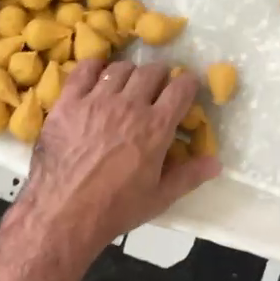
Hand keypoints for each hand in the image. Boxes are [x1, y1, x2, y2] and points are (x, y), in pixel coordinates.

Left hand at [16, 59, 219, 251]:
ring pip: (120, 68)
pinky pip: (84, 70)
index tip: (187, 87)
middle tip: (157, 88)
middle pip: (151, 71)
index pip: (181, 88)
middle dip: (160, 76)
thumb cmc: (115, 209)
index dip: (187, 83)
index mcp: (156, 127)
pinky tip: (97, 76)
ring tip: (127, 86)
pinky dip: (95, 67)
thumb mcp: (159, 198)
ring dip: (130, 73)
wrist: (63, 213)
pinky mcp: (68, 102)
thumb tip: (216, 163)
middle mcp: (129, 105)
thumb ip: (189, 176)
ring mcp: (96, 100)